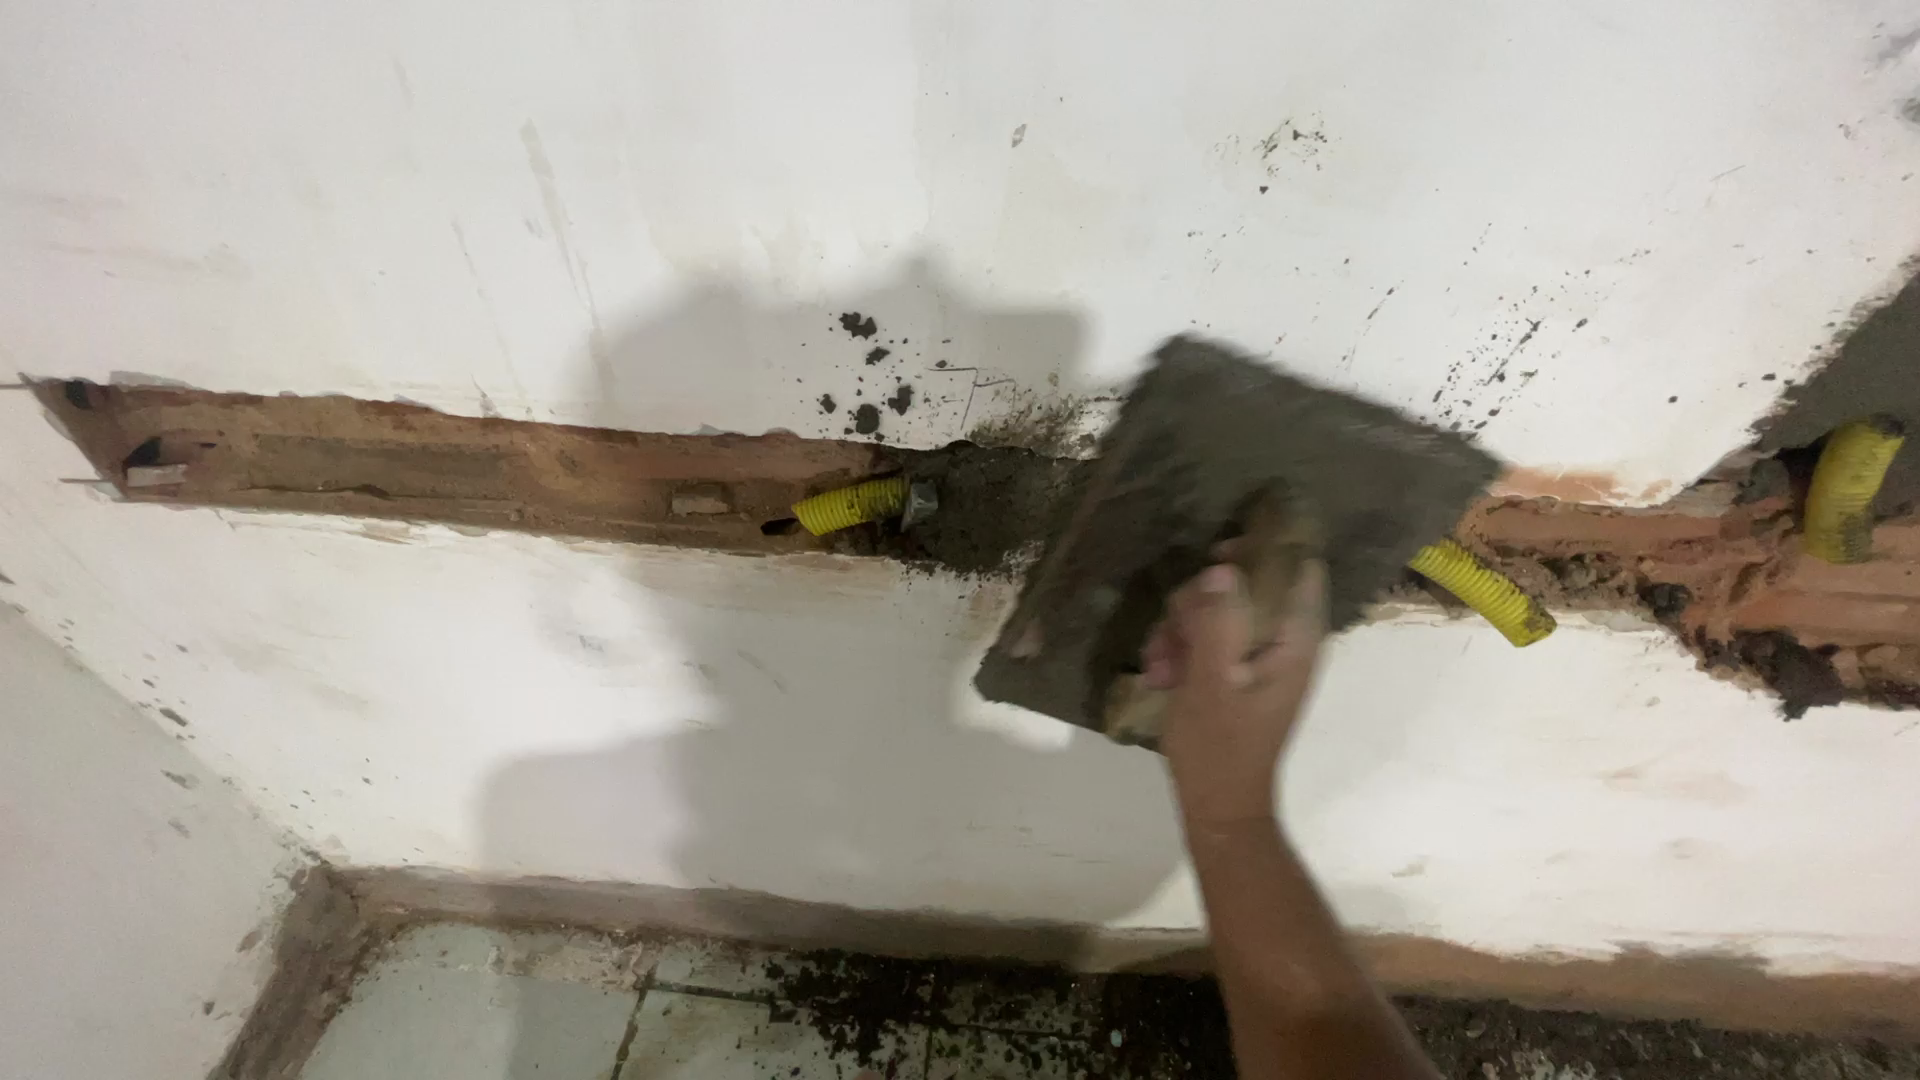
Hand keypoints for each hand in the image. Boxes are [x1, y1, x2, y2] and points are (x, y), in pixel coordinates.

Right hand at [1142, 557, 1327, 827]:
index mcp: (1293, 641)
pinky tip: (1159, 676)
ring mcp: (1255, 657)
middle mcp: (1281, 642)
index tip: (1217, 555)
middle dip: (1198, 603)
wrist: (1216, 804)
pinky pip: (1205, 639)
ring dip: (1178, 631)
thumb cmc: (1219, 746)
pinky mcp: (1233, 671)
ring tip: (1158, 666)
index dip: (1263, 551)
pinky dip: (1179, 651)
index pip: (1300, 570)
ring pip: (1216, 612)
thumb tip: (1222, 569)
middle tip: (1172, 632)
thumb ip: (1217, 623)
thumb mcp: (1211, 681)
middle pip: (1244, 587)